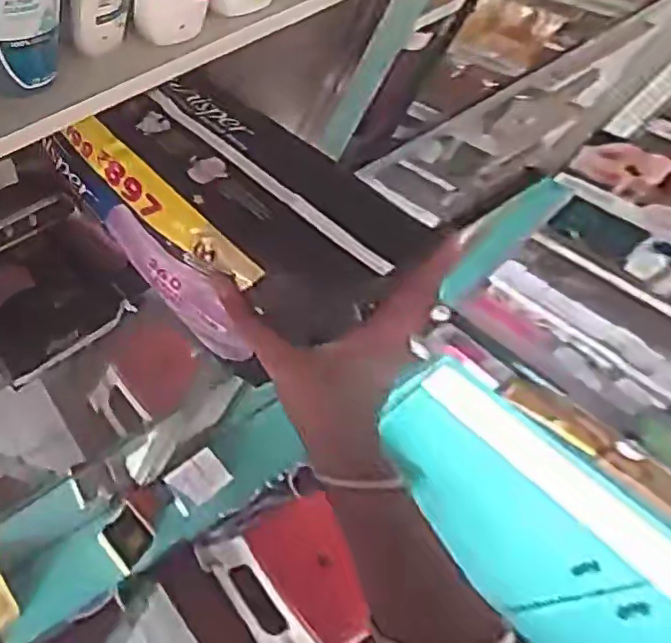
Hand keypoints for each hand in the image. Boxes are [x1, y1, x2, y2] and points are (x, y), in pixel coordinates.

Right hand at [208, 236, 463, 478]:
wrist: (341, 449)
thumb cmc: (321, 404)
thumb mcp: (281, 359)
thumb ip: (249, 321)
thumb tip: (219, 280)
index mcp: (383, 334)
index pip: (417, 292)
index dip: (436, 263)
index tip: (451, 232)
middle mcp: (397, 336)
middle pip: (418, 291)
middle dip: (422, 259)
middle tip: (412, 222)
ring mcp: (391, 345)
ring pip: (407, 302)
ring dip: (407, 275)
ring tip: (390, 240)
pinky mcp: (379, 350)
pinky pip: (391, 312)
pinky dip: (388, 292)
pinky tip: (364, 277)